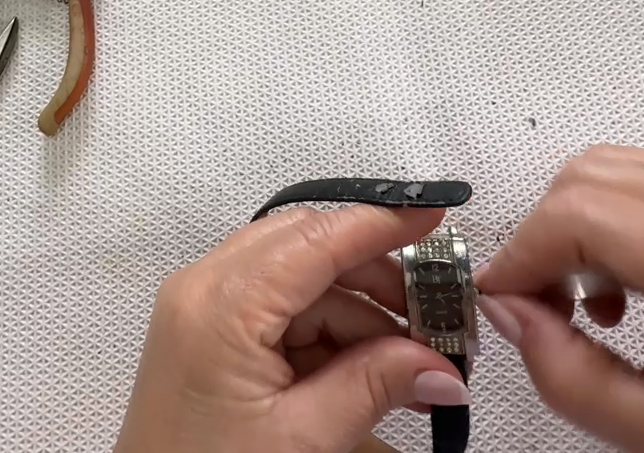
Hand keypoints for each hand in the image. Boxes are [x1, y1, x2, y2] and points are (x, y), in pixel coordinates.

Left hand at [115, 204, 470, 452]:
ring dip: (355, 308)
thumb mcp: (301, 441)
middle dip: (373, 275)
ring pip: (297, 275)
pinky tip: (367, 367)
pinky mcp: (207, 324)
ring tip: (410, 360)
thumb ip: (373, 387)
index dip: (378, 222)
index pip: (313, 240)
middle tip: (431, 316)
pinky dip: (325, 327)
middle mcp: (204, 284)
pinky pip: (279, 304)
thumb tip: (442, 367)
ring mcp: (201, 301)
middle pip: (306, 247)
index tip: (432, 214)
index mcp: (220, 304)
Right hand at [475, 145, 643, 452]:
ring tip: (577, 293)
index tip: (496, 297)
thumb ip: (565, 372)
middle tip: (536, 300)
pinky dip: (602, 214)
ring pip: (610, 165)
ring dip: (569, 219)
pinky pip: (640, 178)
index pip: (589, 215)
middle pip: (593, 175)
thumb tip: (499, 304)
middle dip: (542, 233)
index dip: (524, 250)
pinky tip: (615, 282)